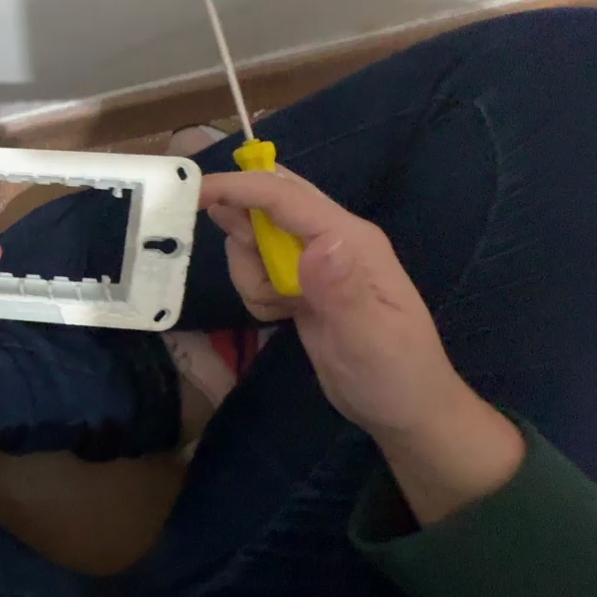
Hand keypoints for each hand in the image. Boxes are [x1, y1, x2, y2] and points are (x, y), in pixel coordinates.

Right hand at [201, 170, 523, 522]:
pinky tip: (282, 316)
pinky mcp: (298, 277)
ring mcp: (313, 257)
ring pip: (251, 238)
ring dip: (249, 273)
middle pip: (264, 204)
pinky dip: (254, 292)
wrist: (404, 409)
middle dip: (242, 232)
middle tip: (260, 277)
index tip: (192, 194)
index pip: (284, 196)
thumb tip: (320, 241)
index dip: (237, 187)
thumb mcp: (368, 339)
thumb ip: (340, 289)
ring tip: (282, 310)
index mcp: (350, 240)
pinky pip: (252, 266)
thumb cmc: (393, 375)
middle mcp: (330, 237)